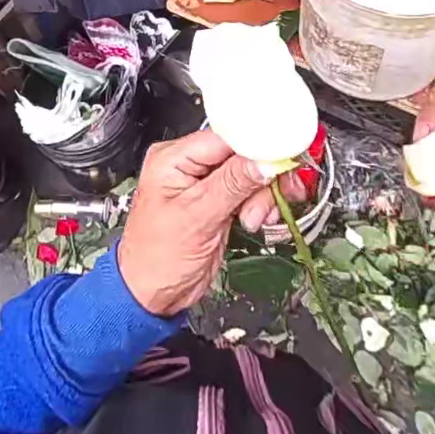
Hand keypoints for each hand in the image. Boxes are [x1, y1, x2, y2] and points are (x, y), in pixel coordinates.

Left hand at [116, 130, 274, 315]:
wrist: (152, 298)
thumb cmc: (154, 260)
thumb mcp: (197, 217)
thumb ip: (233, 184)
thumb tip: (266, 160)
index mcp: (174, 157)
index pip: (226, 136)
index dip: (257, 145)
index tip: (282, 158)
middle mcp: (191, 163)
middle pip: (245, 152)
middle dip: (263, 175)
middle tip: (274, 195)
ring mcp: (208, 181)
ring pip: (254, 171)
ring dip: (264, 195)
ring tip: (256, 217)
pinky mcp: (221, 198)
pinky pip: (252, 189)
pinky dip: (263, 202)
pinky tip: (258, 218)